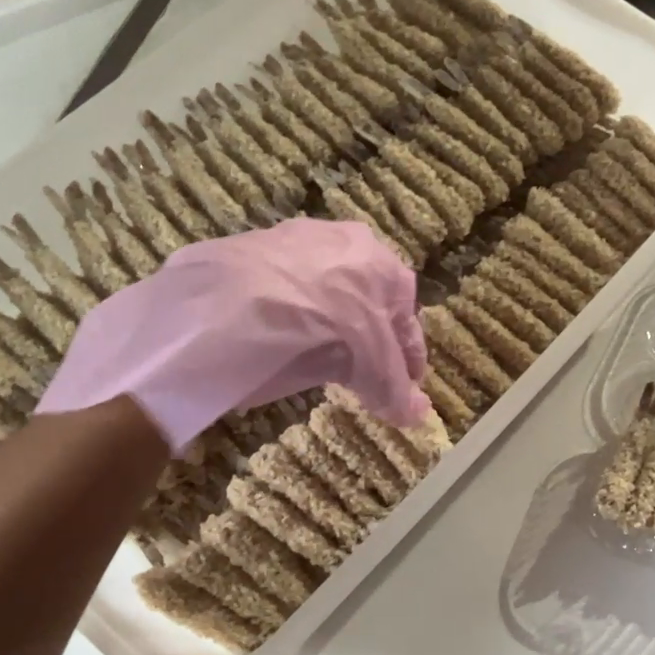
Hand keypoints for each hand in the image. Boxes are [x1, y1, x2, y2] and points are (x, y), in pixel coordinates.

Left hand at [37, 219, 428, 450]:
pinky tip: (275, 345)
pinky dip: (283, 319)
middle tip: (363, 373)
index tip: (406, 386)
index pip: (407, 315)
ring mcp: (284, 240)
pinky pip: (275, 292)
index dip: (410, 358)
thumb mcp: (371, 372)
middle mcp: (339, 239)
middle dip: (368, 336)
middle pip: (363, 299)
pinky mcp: (238, 251)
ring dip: (326, 324)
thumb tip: (420, 416)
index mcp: (381, 261)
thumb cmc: (326, 332)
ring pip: (319, 291)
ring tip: (317, 361)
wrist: (233, 308)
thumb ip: (397, 392)